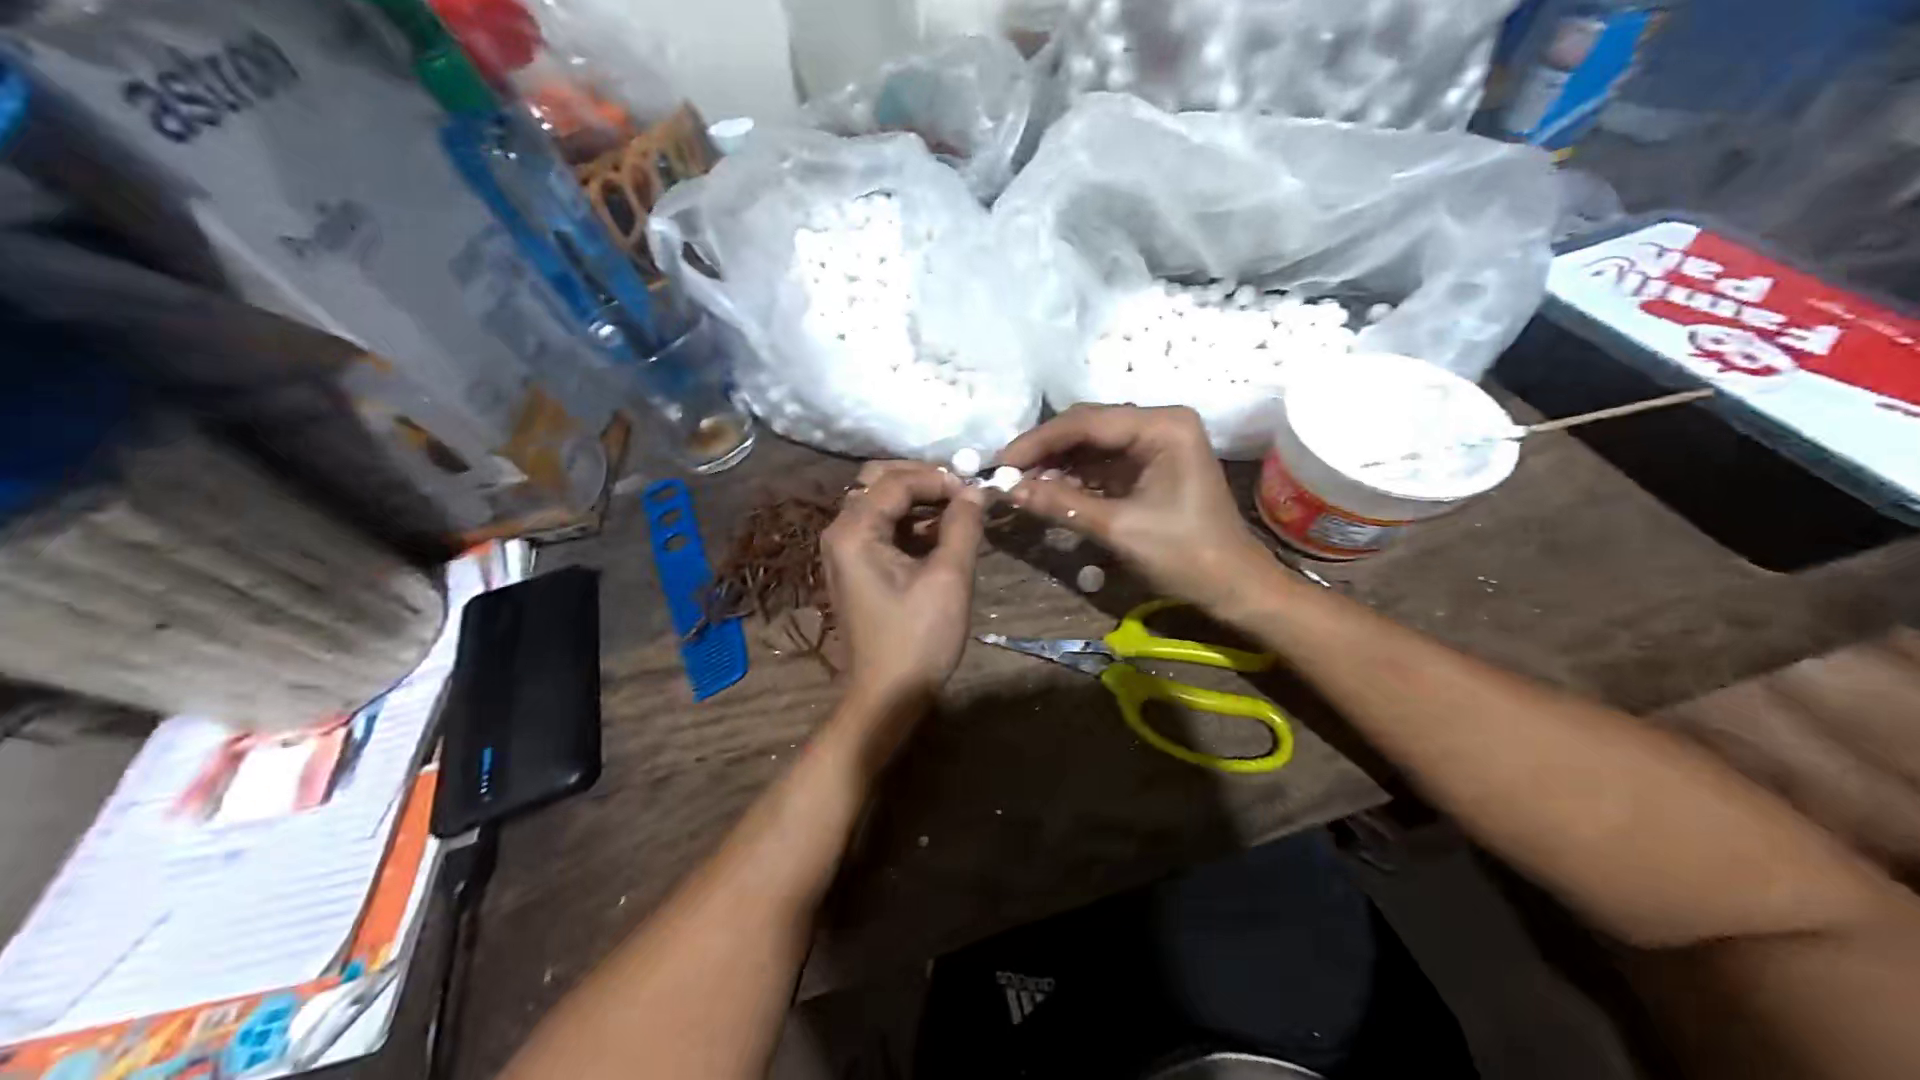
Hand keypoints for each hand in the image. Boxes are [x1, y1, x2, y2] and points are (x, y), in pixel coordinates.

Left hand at [821, 461, 986, 711]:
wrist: (887, 696)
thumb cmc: (918, 639)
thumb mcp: (949, 579)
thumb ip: (963, 526)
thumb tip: (976, 491)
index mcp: (854, 531)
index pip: (896, 482)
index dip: (939, 479)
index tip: (976, 490)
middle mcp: (840, 533)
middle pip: (879, 482)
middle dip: (923, 481)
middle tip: (962, 491)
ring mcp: (844, 551)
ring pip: (880, 504)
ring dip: (918, 501)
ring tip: (959, 511)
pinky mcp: (855, 568)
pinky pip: (881, 529)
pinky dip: (910, 524)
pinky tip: (941, 534)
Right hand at [998, 405, 1276, 613]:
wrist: (1234, 586)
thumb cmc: (1186, 555)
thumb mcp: (1119, 529)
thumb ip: (1062, 504)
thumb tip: (1009, 490)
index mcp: (1163, 427)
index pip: (1086, 422)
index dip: (1039, 441)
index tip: (1000, 462)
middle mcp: (1159, 424)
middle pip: (1087, 427)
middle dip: (1045, 450)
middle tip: (1005, 472)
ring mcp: (1156, 444)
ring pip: (1091, 445)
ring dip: (1057, 464)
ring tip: (1019, 483)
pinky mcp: (1150, 466)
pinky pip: (1102, 464)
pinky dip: (1075, 477)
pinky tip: (1047, 489)